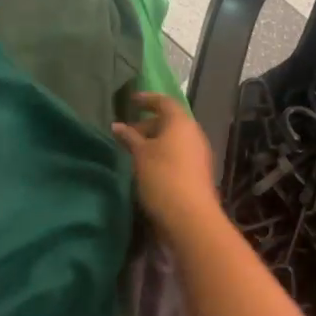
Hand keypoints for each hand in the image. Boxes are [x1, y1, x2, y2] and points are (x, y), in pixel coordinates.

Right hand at [111, 93, 221, 234]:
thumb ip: (130, 137)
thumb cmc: (162, 176)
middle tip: (126, 134)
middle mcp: (194, 134)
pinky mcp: (198, 172)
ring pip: (173, 140)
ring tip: (133, 152)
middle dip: (147, 125)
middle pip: (169, 121)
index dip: (147, 99)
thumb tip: (117, 126)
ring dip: (154, 142)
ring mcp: (198, 154)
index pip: (164, 102)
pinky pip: (177, 154)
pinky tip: (147, 167)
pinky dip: (162, 154)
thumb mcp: (140, 154)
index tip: (130, 101)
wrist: (190, 216)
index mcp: (181, 123)